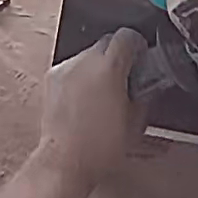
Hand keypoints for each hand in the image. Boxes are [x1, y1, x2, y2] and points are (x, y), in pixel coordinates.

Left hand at [35, 28, 147, 187]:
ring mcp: (65, 68)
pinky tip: (87, 96)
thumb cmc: (101, 147)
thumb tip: (145, 85)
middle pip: (106, 42)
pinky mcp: (51, 78)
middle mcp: (84, 62)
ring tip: (106, 89)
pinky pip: (72, 67)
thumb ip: (143, 95)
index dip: (138, 44)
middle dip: (118, 54)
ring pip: (87, 54)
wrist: (65, 161)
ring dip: (99, 65)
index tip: (142, 55)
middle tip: (127, 74)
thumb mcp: (136, 122)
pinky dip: (82, 75)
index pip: (126, 36)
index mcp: (109, 68)